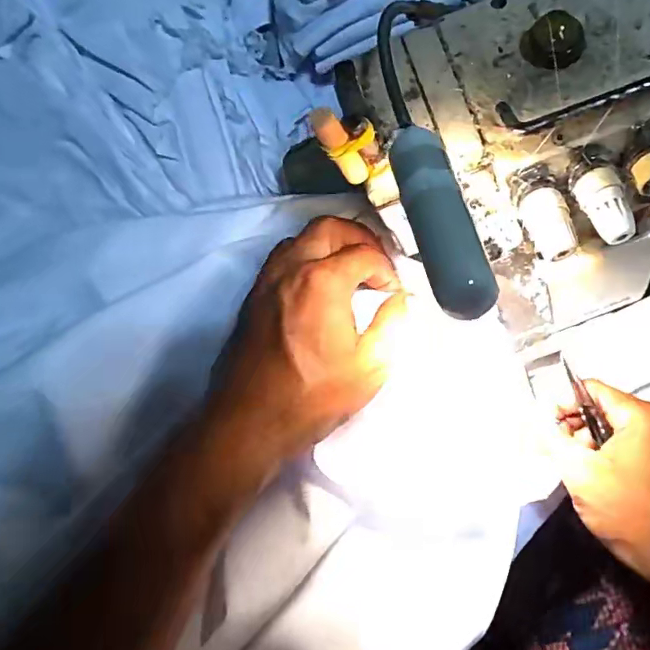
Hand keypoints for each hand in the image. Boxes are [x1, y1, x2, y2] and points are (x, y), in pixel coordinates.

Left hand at [203, 216, 409, 466]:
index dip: (387, 270)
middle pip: (329, 228)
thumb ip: (391, 323)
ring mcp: (267, 281)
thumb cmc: (313, 397)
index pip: (365, 254)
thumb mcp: (371, 366)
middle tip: (376, 263)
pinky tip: (319, 288)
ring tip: (349, 271)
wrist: (251, 421)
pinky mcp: (253, 297)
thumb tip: (398, 300)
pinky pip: (282, 259)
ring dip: (329, 245)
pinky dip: (306, 259)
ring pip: (300, 238)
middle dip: (359, 238)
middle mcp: (291, 269)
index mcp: (323, 281)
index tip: (393, 292)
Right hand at [552, 380, 649, 588]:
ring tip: (574, 469)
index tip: (544, 427)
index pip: (593, 390)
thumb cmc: (627, 511)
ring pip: (612, 429)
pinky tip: (593, 477)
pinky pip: (626, 444)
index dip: (563, 403)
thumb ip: (554, 439)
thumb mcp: (580, 473)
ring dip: (589, 444)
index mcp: (642, 415)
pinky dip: (606, 455)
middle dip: (575, 427)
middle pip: (603, 408)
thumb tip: (536, 417)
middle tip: (557, 451)